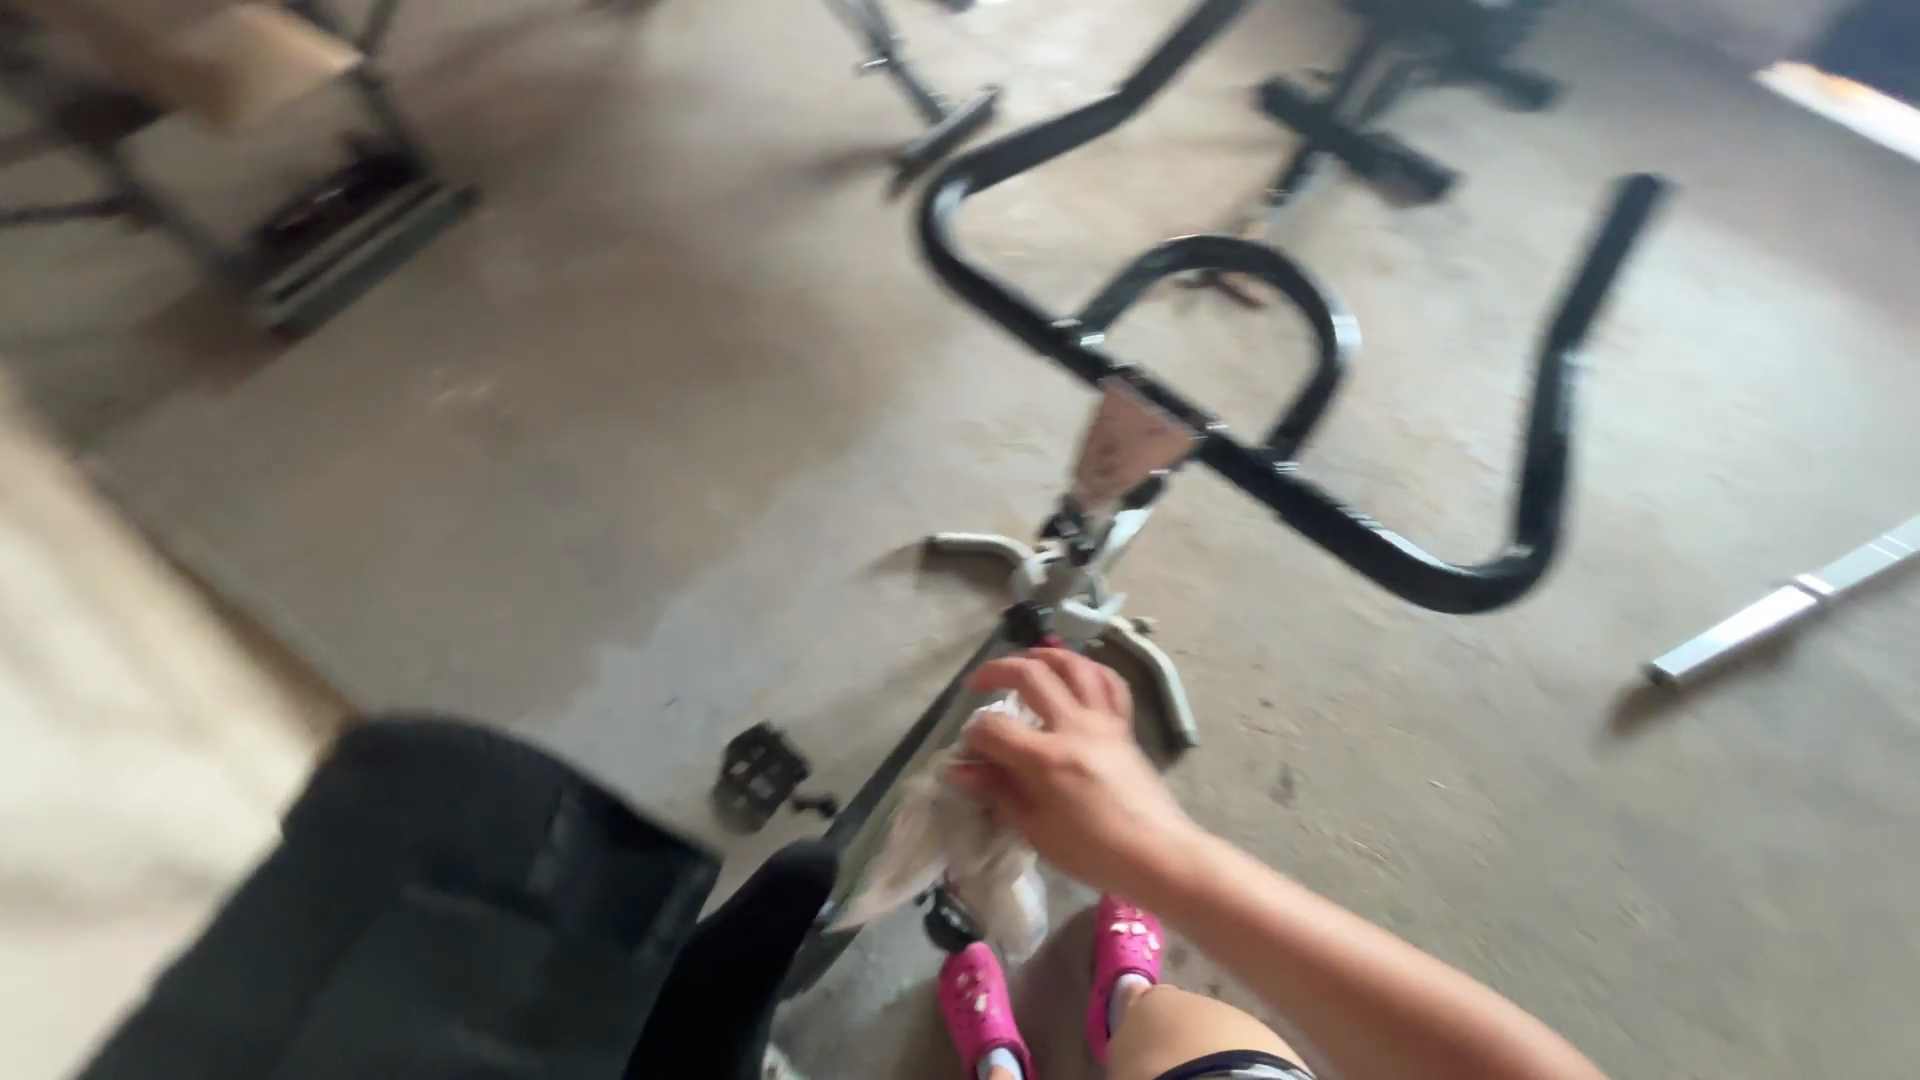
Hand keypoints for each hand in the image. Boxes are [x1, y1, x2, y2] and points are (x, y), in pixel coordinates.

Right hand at [949, 648, 1204, 898]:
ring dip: (1043, 655)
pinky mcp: (1124, 726)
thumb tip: (962, 769)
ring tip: (1024, 661)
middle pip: (1030, 676)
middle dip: (996, 671)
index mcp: (1047, 759)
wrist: (1158, 856)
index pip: (994, 728)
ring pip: (1074, 665)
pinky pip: (1110, 683)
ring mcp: (1103, 722)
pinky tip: (1075, 674)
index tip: (968, 749)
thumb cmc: (1093, 853)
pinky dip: (1089, 670)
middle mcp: (1074, 728)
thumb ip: (998, 791)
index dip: (972, 733)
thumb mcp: (1036, 830)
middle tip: (977, 683)